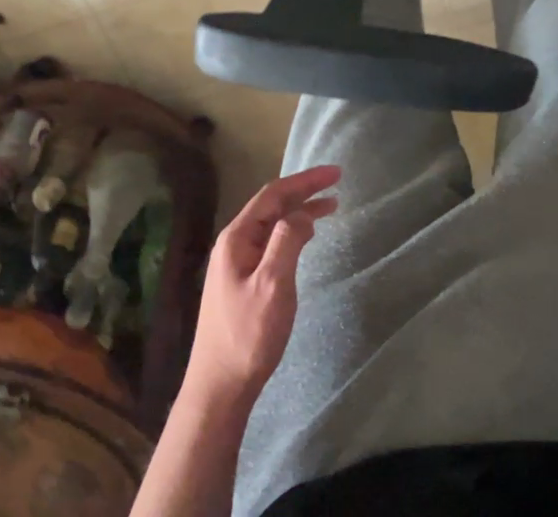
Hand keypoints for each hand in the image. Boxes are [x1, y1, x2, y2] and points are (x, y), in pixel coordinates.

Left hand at [188, 166, 340, 397]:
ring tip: (330, 207)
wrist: (220, 384)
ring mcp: (235, 263)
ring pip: (272, 225)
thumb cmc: (248, 334)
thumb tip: (303, 214)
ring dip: (299, 212)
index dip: (304, 181)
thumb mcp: (273, 285)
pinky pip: (270, 244)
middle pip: (272, 206)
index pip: (273, 195)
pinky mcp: (242, 282)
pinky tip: (304, 238)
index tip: (335, 174)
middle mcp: (233, 244)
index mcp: (237, 238)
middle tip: (337, 184)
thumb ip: (288, 243)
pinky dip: (292, 233)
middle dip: (303, 192)